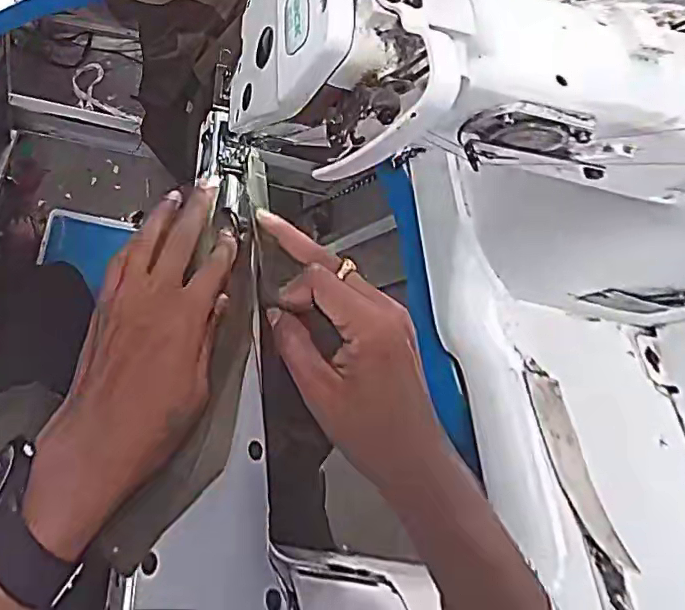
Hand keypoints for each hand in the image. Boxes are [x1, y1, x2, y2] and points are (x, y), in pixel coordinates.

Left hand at [23, 182, 235, 558]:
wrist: (95, 439)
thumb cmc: (150, 423)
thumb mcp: (198, 386)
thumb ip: (209, 338)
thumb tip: (217, 307)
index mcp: (186, 316)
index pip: (213, 268)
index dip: (226, 247)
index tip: (232, 234)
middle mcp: (154, 297)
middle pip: (180, 240)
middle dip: (197, 210)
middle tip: (207, 189)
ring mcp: (126, 297)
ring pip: (146, 241)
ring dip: (161, 215)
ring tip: (173, 196)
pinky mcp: (104, 305)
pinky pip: (119, 261)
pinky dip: (132, 241)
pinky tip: (138, 234)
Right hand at [260, 210, 453, 495]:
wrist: (416, 461)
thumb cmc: (378, 437)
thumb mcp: (320, 393)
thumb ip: (293, 345)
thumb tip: (276, 315)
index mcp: (371, 325)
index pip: (320, 277)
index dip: (290, 289)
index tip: (276, 311)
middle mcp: (387, 312)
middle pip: (335, 265)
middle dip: (298, 247)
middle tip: (269, 225)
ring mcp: (394, 316)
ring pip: (345, 275)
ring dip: (313, 276)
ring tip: (283, 270)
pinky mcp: (393, 325)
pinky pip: (355, 294)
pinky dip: (329, 293)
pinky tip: (309, 305)